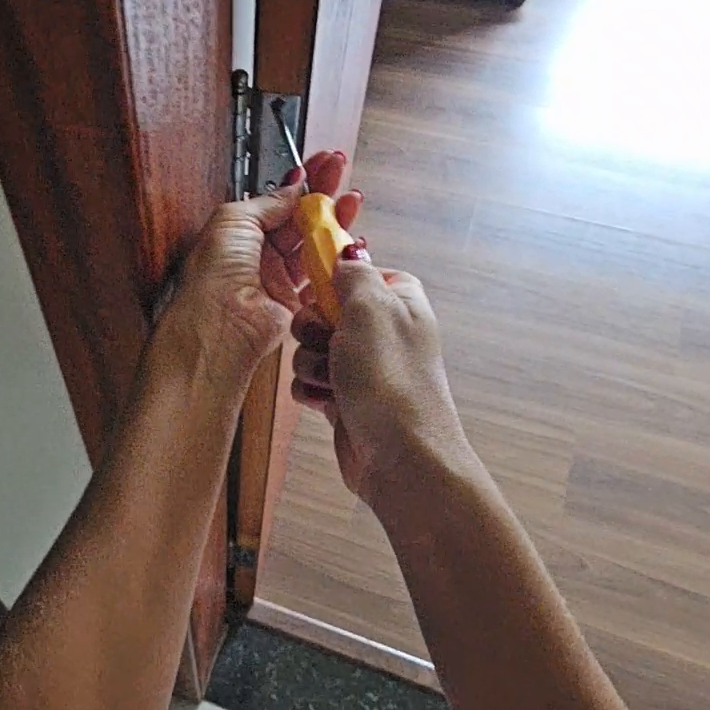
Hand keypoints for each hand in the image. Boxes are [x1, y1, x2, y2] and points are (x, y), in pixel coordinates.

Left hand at [157, 151, 361, 383]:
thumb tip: (292, 186)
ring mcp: (277, 279)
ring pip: (314, 244)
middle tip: (340, 171)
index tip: (320, 164)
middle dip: (322, 193)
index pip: (276, 201)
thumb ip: (268, 200)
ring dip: (334, 222)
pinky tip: (350, 241)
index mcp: (239, 233)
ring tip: (351, 199)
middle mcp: (258, 255)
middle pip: (299, 219)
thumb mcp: (235, 219)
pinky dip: (338, 260)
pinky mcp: (294, 303)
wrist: (219, 326)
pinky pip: (322, 277)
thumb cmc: (212, 277)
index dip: (300, 182)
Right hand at [290, 262, 470, 502]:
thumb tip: (346, 251)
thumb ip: (353, 273)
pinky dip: (310, 389)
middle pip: (323, 309)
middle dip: (313, 328)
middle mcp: (381, 330)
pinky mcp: (344, 396)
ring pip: (310, 346)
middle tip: (329, 342)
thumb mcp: (371, 308)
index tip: (318, 293)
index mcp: (397, 300)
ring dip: (310, 362)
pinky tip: (326, 401)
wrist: (400, 458)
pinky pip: (308, 380)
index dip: (330, 282)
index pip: (353, 272)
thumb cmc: (391, 381)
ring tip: (332, 380)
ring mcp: (362, 365)